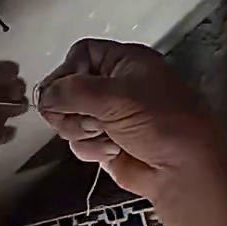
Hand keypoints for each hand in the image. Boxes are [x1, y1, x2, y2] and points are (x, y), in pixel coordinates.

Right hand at [36, 39, 226, 200]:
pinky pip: (78, 142)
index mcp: (124, 62)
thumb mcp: (116, 97)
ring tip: (108, 136)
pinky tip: (114, 151)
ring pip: (68, 118)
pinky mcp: (104, 143)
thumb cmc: (159, 122)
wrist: (183, 171)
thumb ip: (72, 91)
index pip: (81, 54)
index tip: (61, 93)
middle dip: (72, 108)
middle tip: (90, 119)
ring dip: (82, 130)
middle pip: (67, 89)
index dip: (67, 72)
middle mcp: (114, 86)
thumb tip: (43, 97)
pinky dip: (92, 148)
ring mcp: (108, 116)